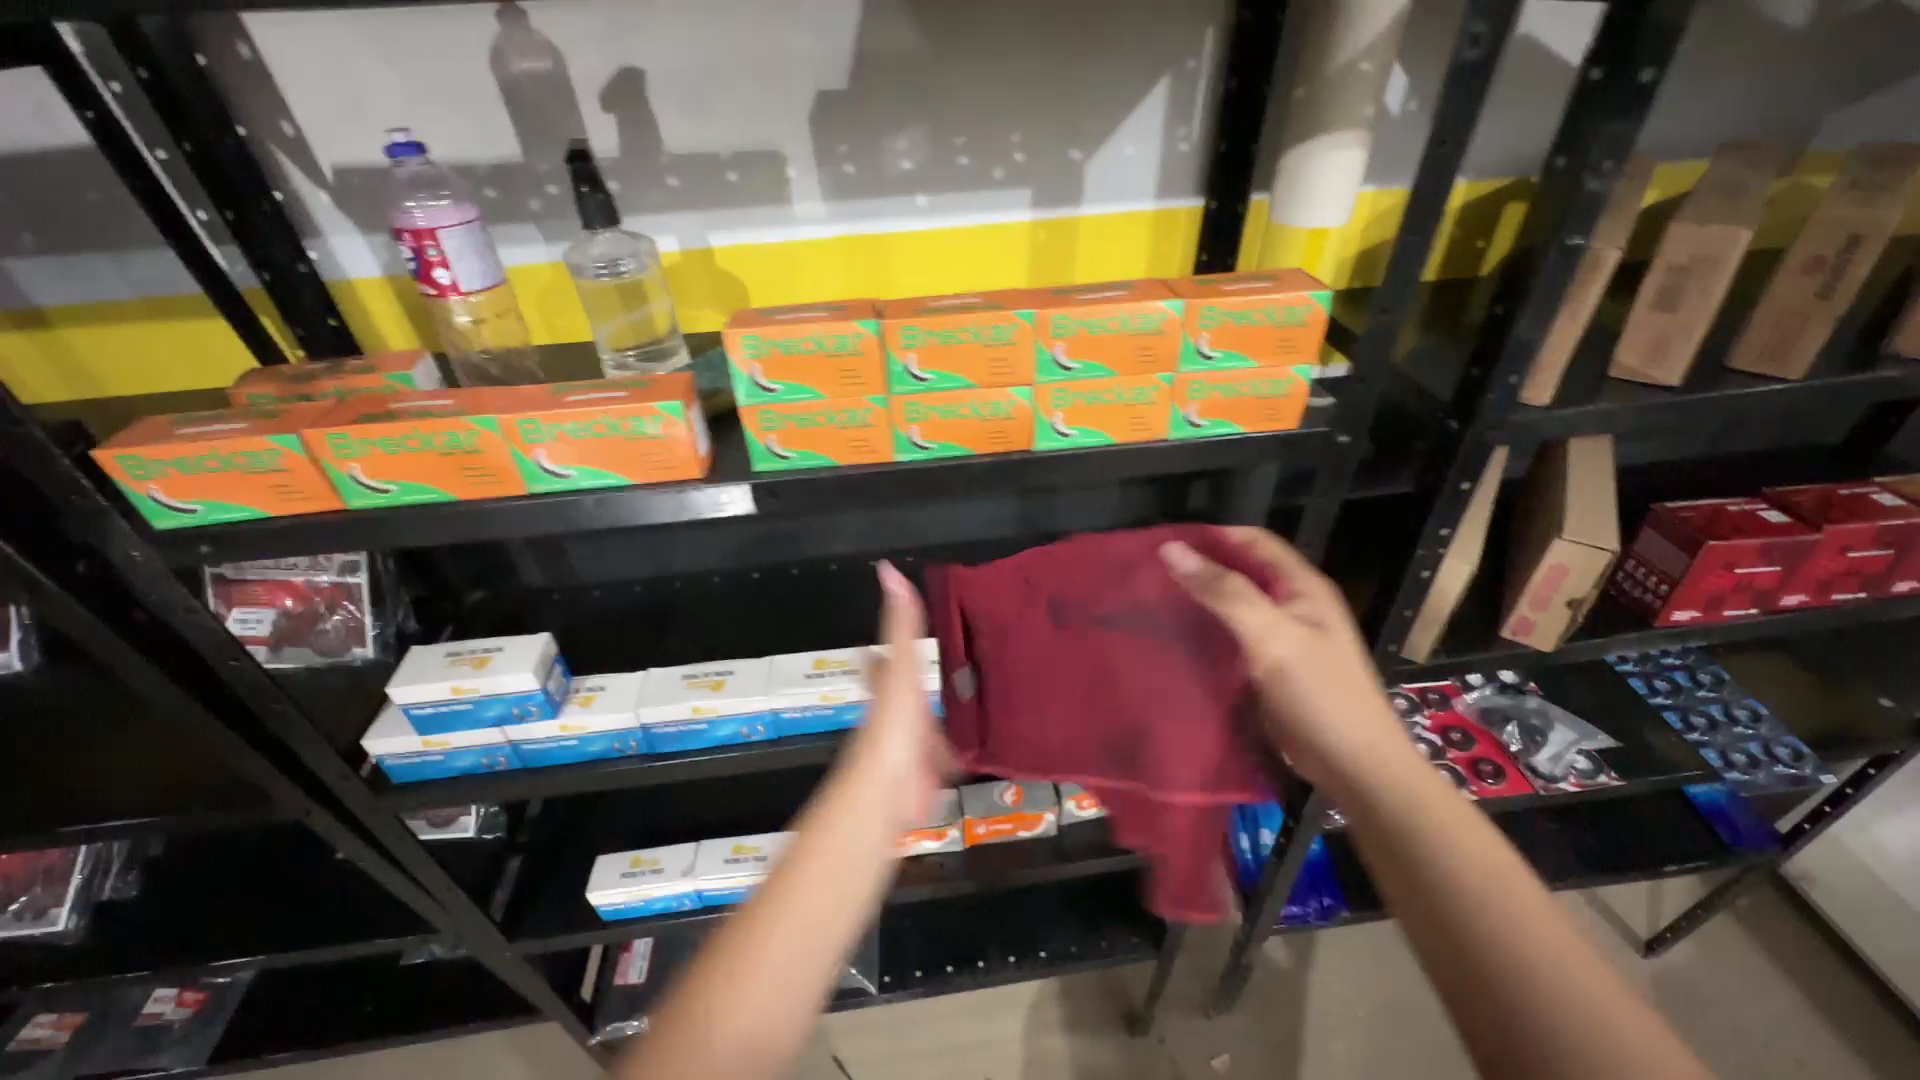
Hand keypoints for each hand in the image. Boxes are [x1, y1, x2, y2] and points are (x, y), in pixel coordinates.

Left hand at [848, 561, 950, 832]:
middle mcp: (894, 717)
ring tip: (954, 714)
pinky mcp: (924, 776)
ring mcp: (907, 748)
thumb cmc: (894, 724)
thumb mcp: (901, 667)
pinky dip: (950, 760)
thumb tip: (887, 570)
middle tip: (927, 676)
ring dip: (935, 725)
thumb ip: (900, 624)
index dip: (884, 650)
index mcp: (888, 689)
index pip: (882, 662)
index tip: (883, 639)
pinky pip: (940, 762)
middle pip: (904, 699)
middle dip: (912, 690)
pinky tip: (964, 756)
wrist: (889, 789)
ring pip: (923, 730)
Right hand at [1159, 528, 1407, 792]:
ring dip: (1198, 602)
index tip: (1162, 543)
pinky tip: (1173, 640)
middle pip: (1241, 572)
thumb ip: (1224, 592)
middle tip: (1146, 574)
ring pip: (1233, 607)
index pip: (1253, 541)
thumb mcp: (1271, 636)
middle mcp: (1293, 606)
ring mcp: (1282, 640)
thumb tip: (1171, 549)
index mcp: (1302, 587)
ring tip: (1150, 602)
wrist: (1354, 767)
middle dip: (1198, 569)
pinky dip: (1204, 634)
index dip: (1211, 536)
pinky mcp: (1268, 670)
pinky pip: (1231, 641)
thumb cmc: (1319, 695)